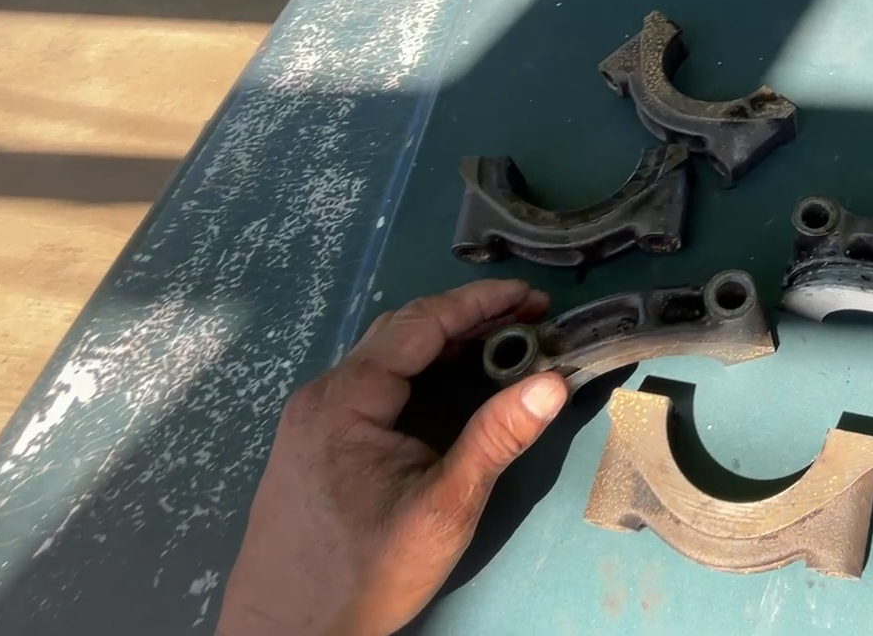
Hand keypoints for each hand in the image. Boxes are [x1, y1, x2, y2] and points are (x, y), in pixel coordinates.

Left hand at [217, 280, 569, 635]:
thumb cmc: (364, 576)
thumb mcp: (443, 508)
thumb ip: (497, 439)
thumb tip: (555, 382)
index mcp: (347, 400)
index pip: (423, 322)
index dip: (483, 302)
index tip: (534, 297)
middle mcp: (325, 394)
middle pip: (407, 327)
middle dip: (473, 313)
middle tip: (531, 316)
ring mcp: (318, 415)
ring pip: (393, 350)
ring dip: (452, 335)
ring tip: (507, 338)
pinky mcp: (321, 438)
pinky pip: (382, 376)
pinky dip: (429, 362)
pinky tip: (460, 374)